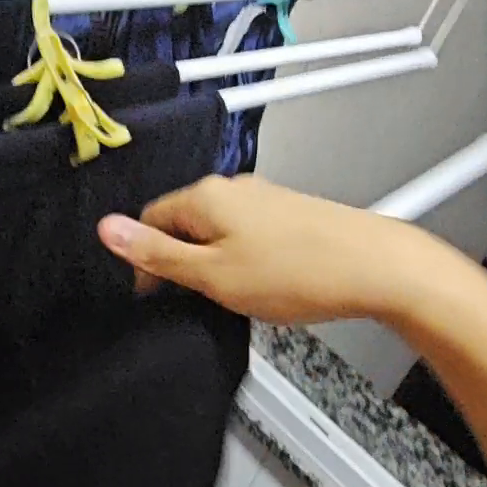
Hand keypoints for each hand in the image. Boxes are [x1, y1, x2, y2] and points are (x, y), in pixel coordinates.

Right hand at [96, 175, 478, 326]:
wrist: (381, 269)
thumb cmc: (294, 273)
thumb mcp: (212, 275)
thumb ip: (156, 253)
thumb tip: (105, 227)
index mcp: (203, 196)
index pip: (148, 219)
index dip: (146, 260)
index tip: (158, 295)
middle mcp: (231, 188)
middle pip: (182, 222)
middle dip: (182, 260)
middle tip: (201, 298)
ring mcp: (263, 197)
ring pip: (216, 230)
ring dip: (213, 261)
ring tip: (237, 295)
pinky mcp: (289, 212)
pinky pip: (246, 233)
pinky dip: (243, 258)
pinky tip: (266, 284)